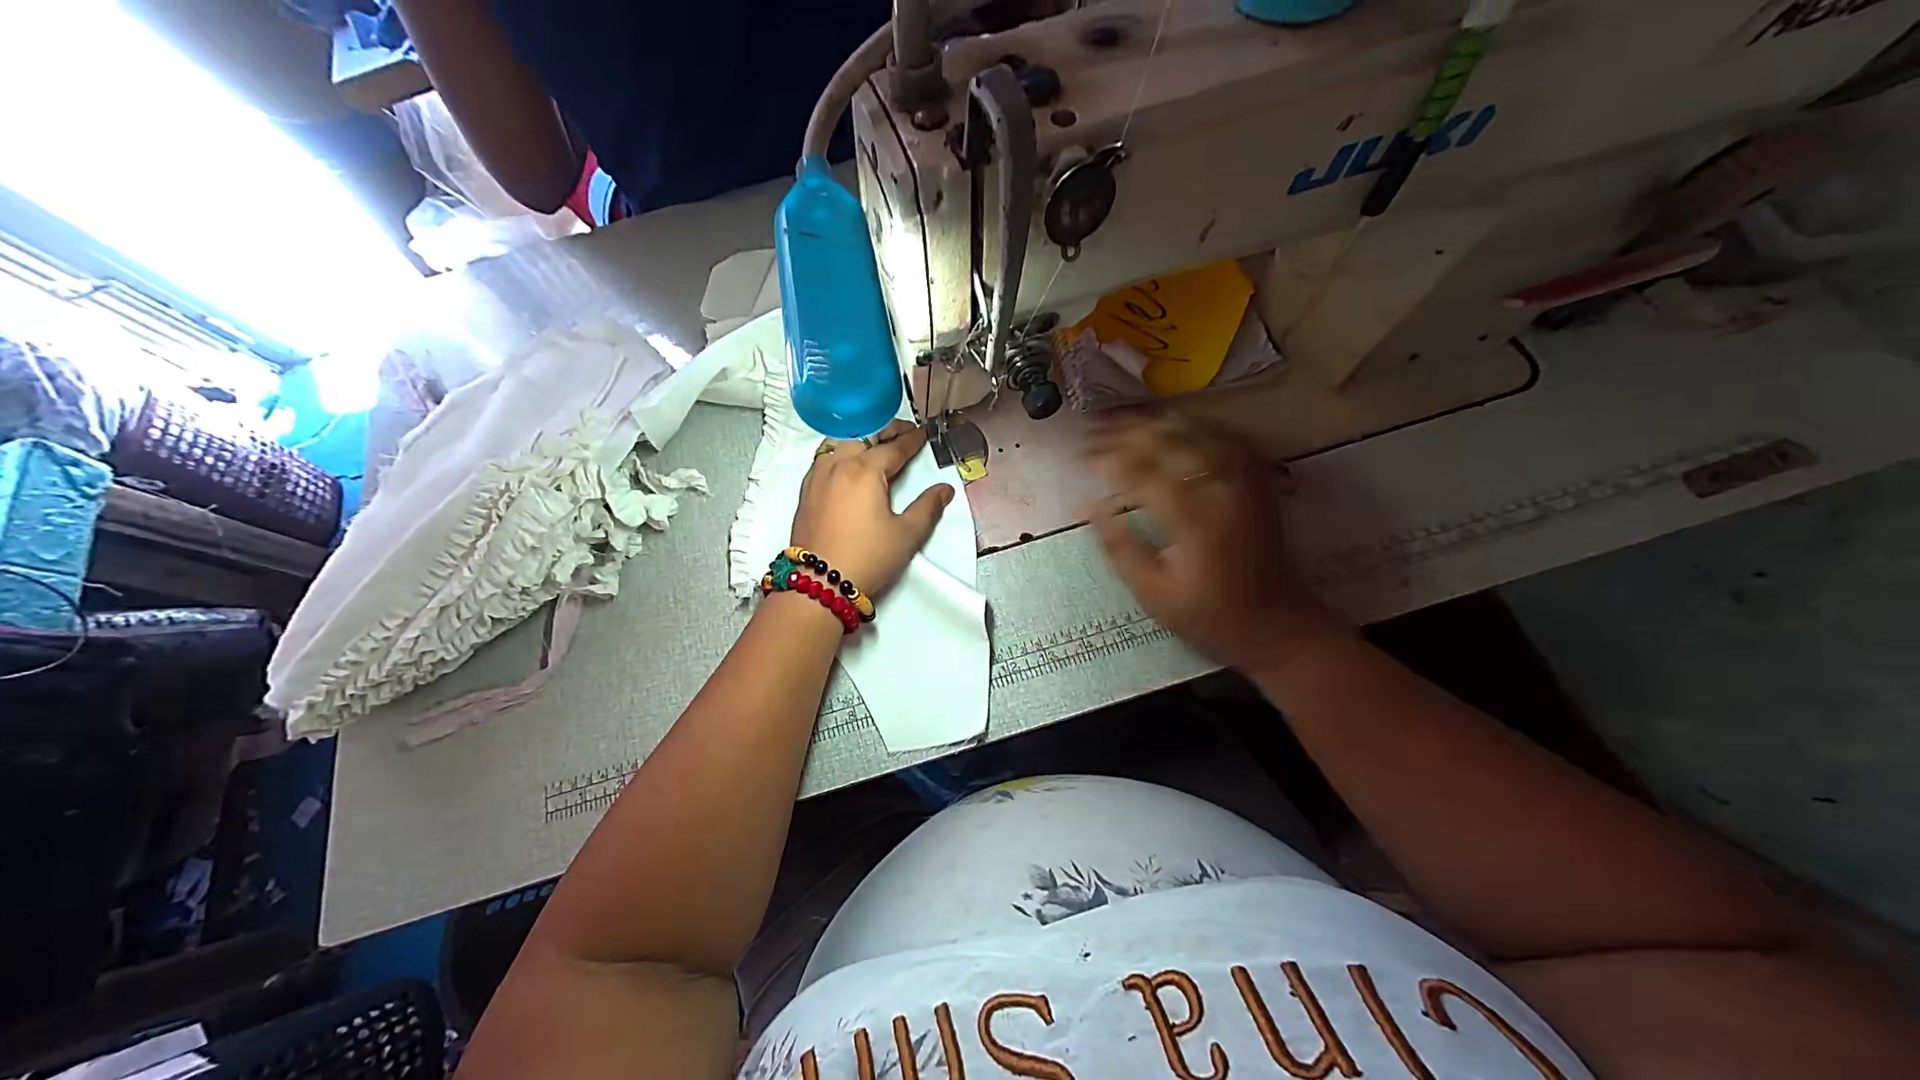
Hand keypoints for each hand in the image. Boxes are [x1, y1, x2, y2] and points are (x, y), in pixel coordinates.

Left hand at [791, 420, 953, 599]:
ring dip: (861, 438)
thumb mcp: (906, 535)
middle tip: (904, 432)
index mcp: (865, 471)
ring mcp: (818, 477)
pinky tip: (847, 463)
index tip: (924, 433)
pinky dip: (840, 451)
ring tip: (876, 444)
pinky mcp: (806, 491)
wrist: (819, 583)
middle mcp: (838, 465)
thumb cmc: (866, 558)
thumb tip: (944, 490)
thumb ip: (928, 507)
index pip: (894, 448)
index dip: (912, 439)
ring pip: (840, 443)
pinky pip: (824, 458)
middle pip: (864, 436)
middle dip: (886, 431)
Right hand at [1084, 412, 1352, 673]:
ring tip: (1125, 419)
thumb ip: (1120, 548)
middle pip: (1169, 442)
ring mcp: (1245, 481)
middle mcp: (1222, 490)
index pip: (1142, 472)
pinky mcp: (1258, 481)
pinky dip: (1197, 424)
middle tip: (1095, 430)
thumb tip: (1089, 506)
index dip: (1108, 459)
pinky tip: (1175, 423)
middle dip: (1126, 432)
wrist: (1277, 623)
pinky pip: (1228, 437)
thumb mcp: (1153, 594)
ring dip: (1158, 422)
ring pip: (1198, 431)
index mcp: (1194, 521)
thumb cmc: (1209, 615)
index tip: (1083, 456)